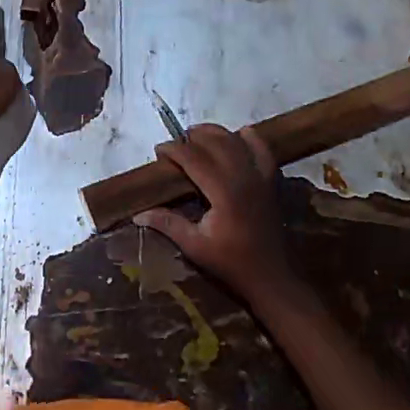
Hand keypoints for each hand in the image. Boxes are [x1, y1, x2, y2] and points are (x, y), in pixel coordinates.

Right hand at [135, 124, 296, 301]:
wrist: (269, 276)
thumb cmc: (230, 262)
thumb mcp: (194, 246)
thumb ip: (168, 224)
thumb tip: (139, 213)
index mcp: (223, 191)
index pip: (194, 158)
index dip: (174, 149)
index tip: (159, 150)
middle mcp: (243, 176)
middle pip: (216, 142)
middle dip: (193, 137)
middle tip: (176, 146)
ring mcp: (260, 176)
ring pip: (237, 140)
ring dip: (216, 134)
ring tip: (198, 137)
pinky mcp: (271, 180)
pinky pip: (262, 149)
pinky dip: (248, 138)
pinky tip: (237, 136)